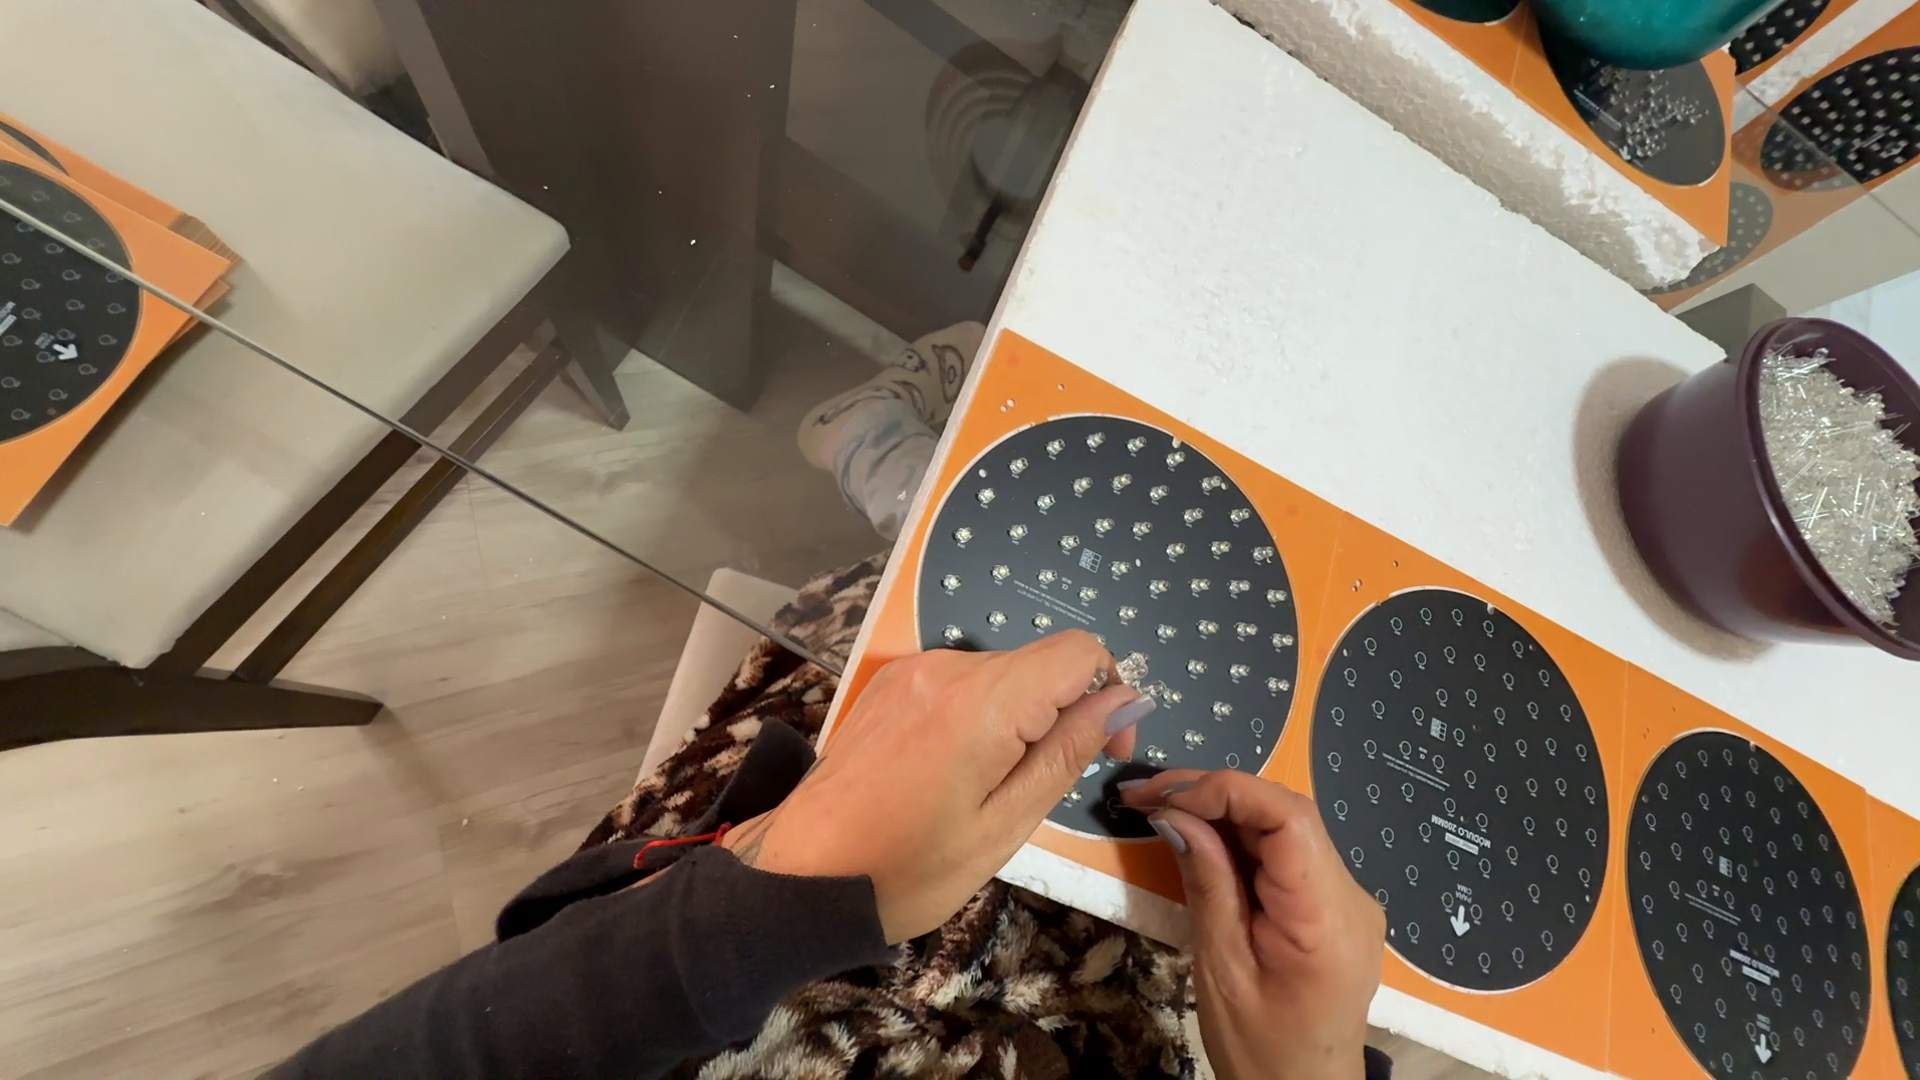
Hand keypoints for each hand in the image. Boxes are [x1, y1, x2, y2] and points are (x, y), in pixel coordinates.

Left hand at [722, 630, 1154, 942]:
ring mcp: (913, 667)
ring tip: (979, 786)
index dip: (1107, 694)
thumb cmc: (909, 868)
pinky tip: (947, 767)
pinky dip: (976, 713)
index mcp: (983, 698)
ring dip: (1015, 718)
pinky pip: (959, 681)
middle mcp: (947, 664)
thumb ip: (1069, 750)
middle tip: (1029, 790)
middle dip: (1057, 715)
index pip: (1078, 651)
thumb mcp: (1005, 824)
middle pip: (1038, 664)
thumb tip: (1125, 699)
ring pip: (1001, 674)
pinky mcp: (891, 679)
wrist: (800, 873)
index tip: (1101, 751)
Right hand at [1121, 770, 1383, 1079]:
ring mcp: (1343, 895)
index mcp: (1327, 919)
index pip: (1289, 818)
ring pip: (1278, 822)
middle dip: (1210, 792)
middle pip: (1282, 812)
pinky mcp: (1326, 899)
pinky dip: (1232, 831)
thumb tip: (1172, 813)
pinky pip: (1279, 847)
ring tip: (1156, 806)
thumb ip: (1206, 882)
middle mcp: (1349, 895)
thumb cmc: (1260, 1048)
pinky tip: (1192, 831)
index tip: (1165, 796)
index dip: (1226, 790)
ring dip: (1216, 807)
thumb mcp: (1221, 967)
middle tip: (1145, 795)